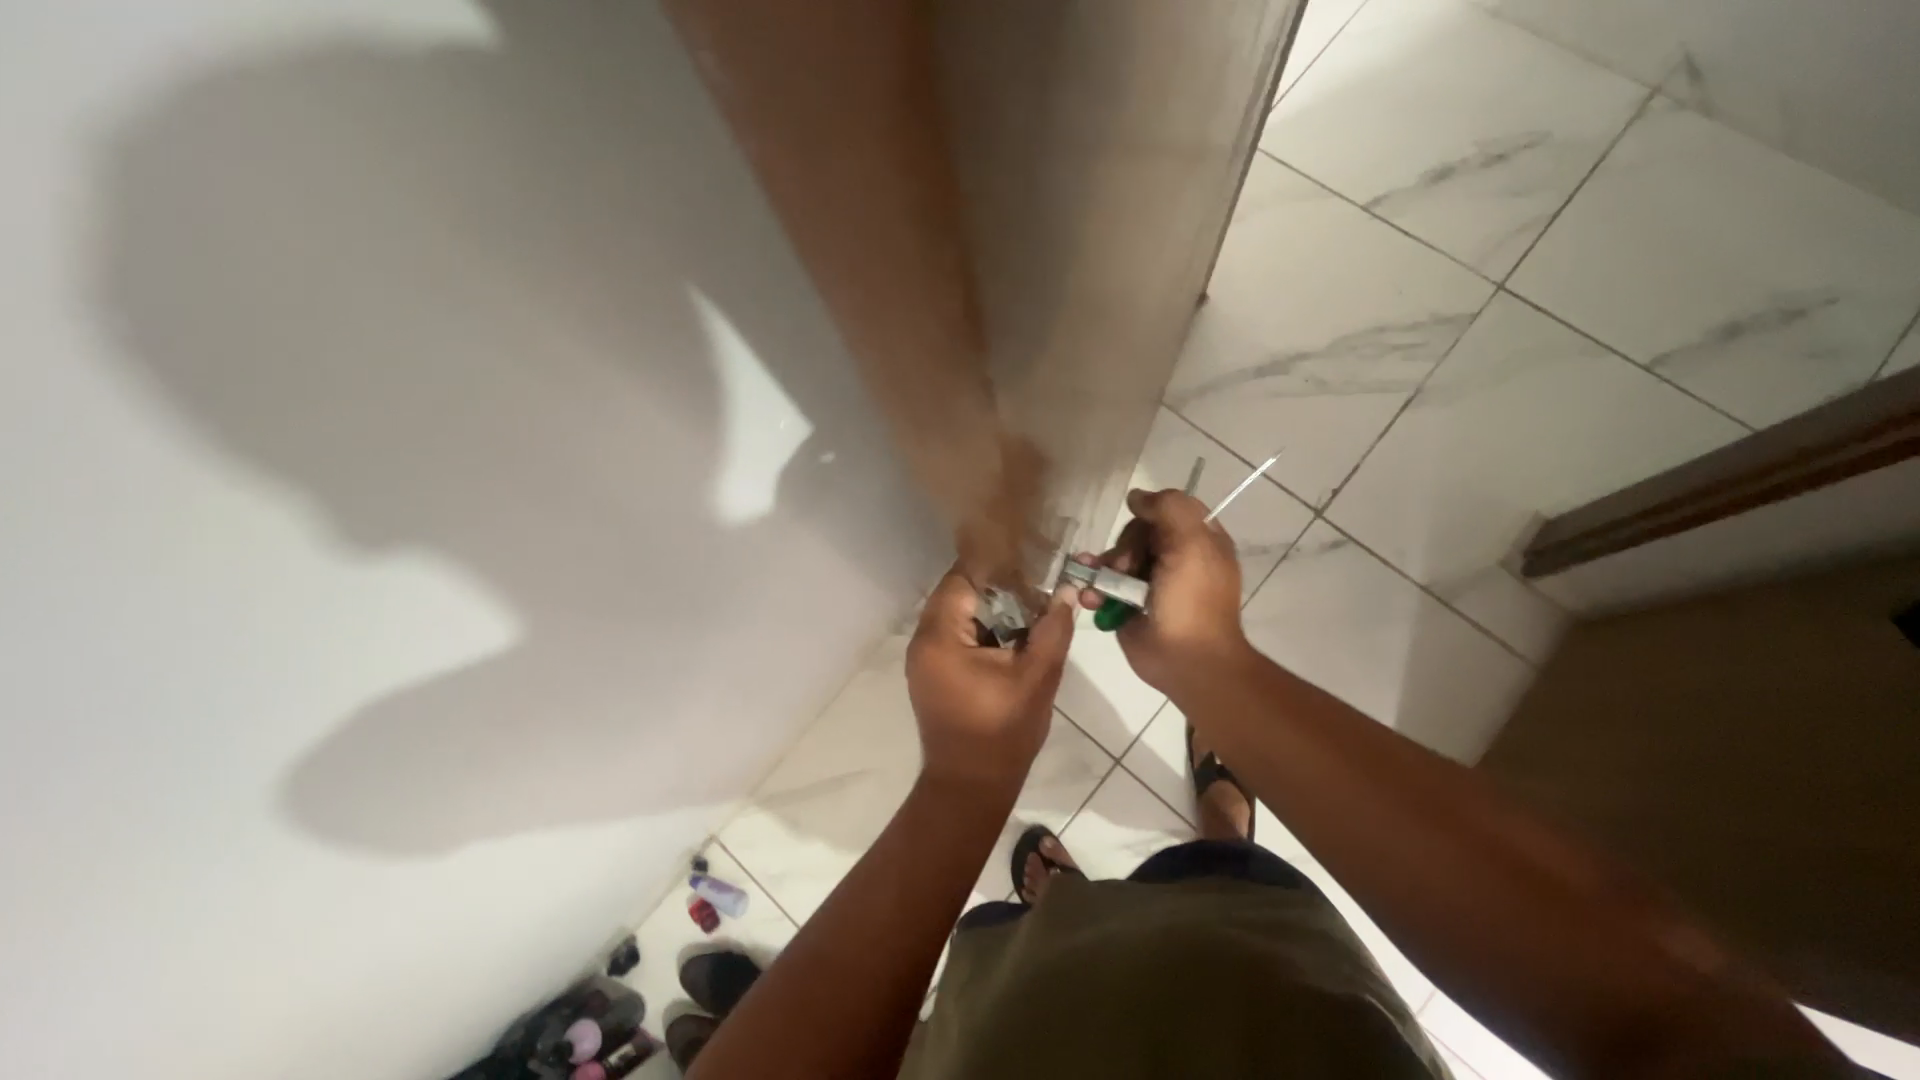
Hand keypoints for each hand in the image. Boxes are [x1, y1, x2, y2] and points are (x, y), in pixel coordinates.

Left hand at [906, 564, 1076, 790]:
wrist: (971, 786)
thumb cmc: (1002, 732)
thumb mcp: (1037, 678)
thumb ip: (1053, 629)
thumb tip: (1066, 590)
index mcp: (940, 637)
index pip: (962, 578)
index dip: (997, 567)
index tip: (1031, 564)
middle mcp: (922, 641)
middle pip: (958, 594)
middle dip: (998, 589)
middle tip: (1037, 588)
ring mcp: (923, 659)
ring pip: (957, 615)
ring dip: (991, 611)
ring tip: (1030, 611)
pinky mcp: (931, 674)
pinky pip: (954, 636)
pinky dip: (981, 631)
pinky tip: (1012, 638)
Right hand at [1079, 488, 1248, 695]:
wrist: (1187, 660)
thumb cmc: (1194, 600)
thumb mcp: (1193, 542)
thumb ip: (1170, 508)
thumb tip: (1137, 497)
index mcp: (1200, 541)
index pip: (1168, 511)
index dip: (1150, 515)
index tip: (1141, 525)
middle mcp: (1176, 559)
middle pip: (1137, 533)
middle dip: (1124, 547)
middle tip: (1125, 566)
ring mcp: (1150, 584)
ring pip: (1116, 559)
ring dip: (1102, 567)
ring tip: (1098, 582)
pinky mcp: (1128, 606)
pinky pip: (1105, 586)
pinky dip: (1094, 588)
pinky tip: (1089, 595)